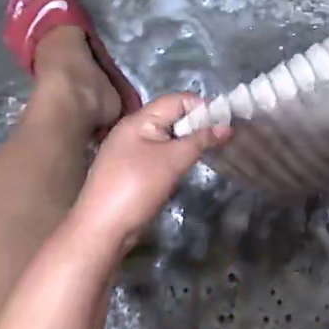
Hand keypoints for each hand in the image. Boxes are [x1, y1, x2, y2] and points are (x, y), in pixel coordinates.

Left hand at [71, 94, 229, 245]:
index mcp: (139, 119)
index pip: (177, 100)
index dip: (202, 107)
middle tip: (221, 139)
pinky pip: (158, 154)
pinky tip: (185, 169)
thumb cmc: (137, 187)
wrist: (102, 229)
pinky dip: (174, 157)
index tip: (225, 123)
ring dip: (187, 142)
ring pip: (166, 137)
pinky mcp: (130, 170)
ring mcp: (129, 150)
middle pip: (171, 116)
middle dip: (197, 125)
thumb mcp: (174, 160)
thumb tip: (227, 126)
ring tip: (208, 153)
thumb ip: (201, 140)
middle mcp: (132, 129)